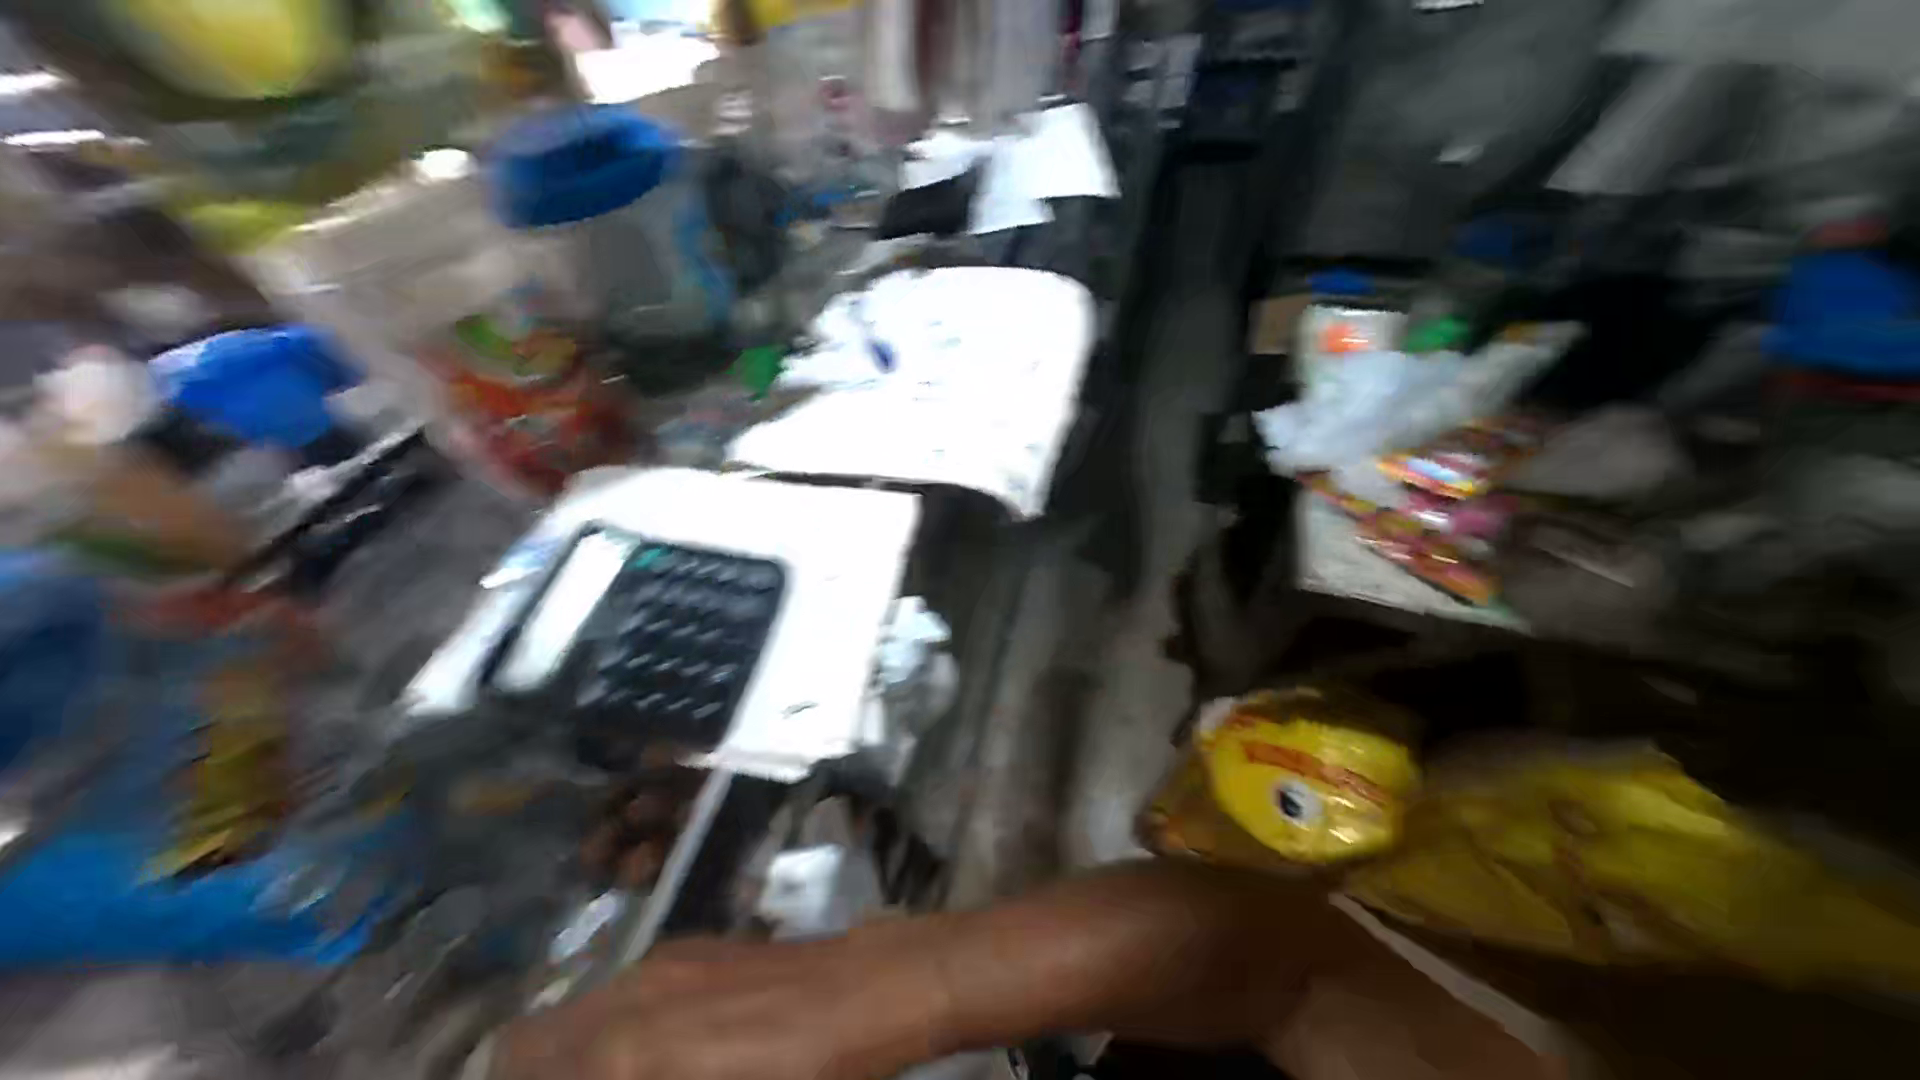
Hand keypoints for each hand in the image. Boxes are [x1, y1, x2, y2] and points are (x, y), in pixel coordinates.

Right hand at [492, 933, 949, 1079]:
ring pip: (579, 1013)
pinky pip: (625, 992)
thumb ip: (636, 1074)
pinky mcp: (697, 948)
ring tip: (616, 1077)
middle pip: (529, 1043)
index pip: (519, 1065)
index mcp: (626, 1049)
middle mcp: (631, 992)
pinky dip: (612, 1030)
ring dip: (572, 1057)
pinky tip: (651, 1054)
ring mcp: (665, 960)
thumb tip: (616, 1069)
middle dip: (535, 1078)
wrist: (865, 991)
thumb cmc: (802, 1071)